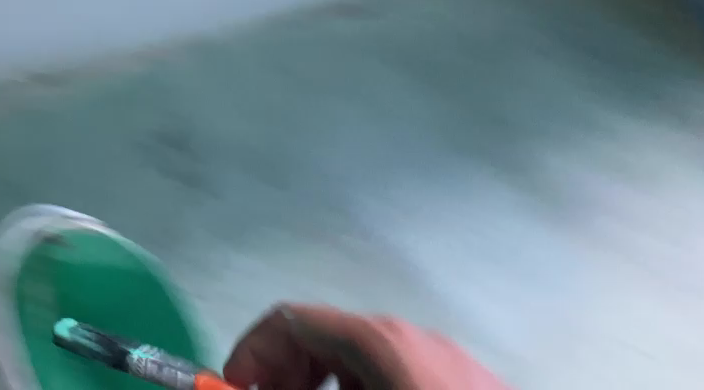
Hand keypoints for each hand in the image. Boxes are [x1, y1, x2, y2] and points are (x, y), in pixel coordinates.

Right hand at [224, 305, 507, 389]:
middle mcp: (408, 336)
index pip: (288, 319)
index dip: (251, 350)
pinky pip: (395, 376)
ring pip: (358, 358)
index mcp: (377, 339)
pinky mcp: (471, 386)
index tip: (232, 386)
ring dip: (320, 384)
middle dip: (283, 371)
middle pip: (321, 335)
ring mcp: (447, 361)